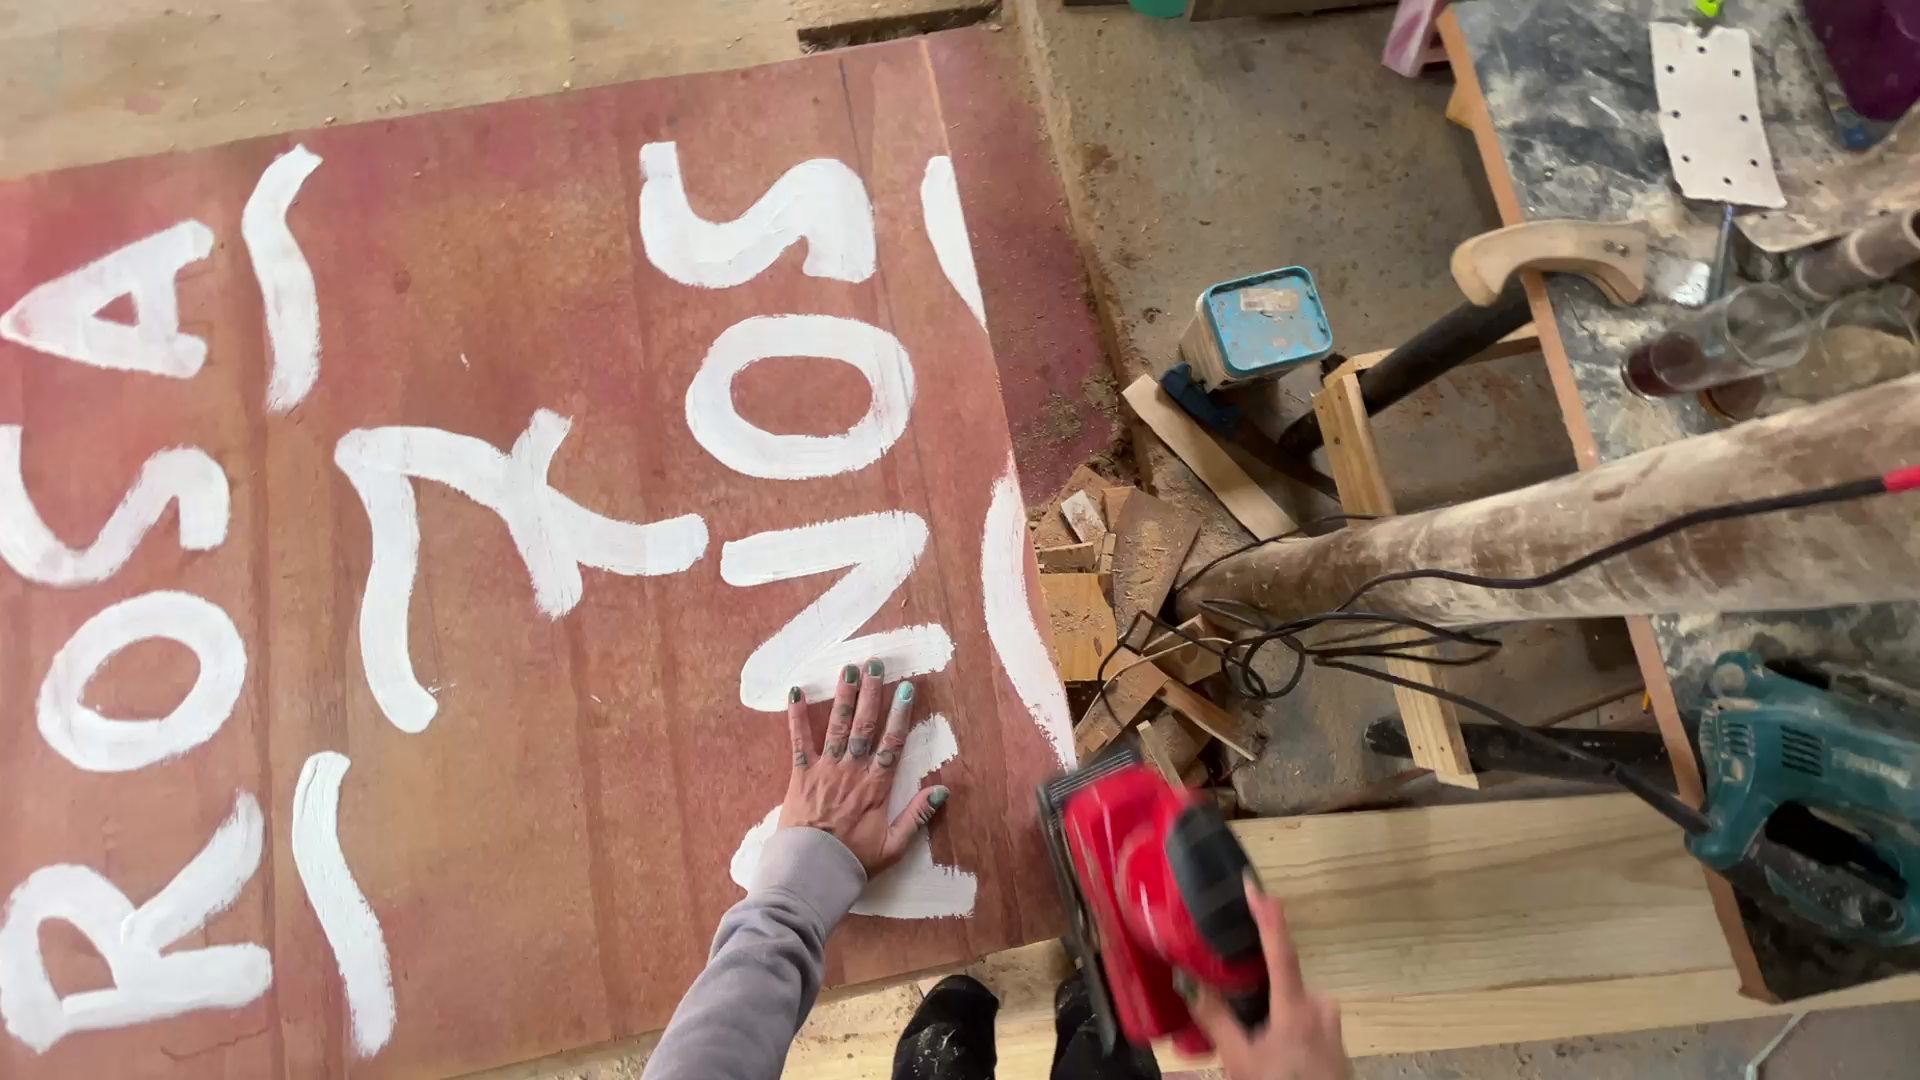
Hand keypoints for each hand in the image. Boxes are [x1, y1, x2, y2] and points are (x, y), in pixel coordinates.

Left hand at [778, 659, 948, 875]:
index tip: (906, 687)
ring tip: (848, 668)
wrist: (810, 875)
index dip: (901, 714)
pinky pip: (799, 741)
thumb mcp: (894, 846)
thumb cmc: (853, 862)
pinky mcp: (800, 775)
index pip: (892, 743)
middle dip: (871, 693)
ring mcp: (824, 770)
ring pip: (836, 726)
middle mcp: (851, 771)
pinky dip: (797, 716)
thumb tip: (942, 790)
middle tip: (874, 663)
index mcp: (875, 786)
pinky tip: (796, 692)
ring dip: (843, 696)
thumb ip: (917, 816)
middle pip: (864, 725)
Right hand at [1191, 876, 1350, 1079]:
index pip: (1280, 949)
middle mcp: (1321, 1007)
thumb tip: (1185, 978)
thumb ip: (1216, 1018)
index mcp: (1296, 1007)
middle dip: (1257, 981)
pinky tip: (1271, 1047)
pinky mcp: (1336, 1041)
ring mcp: (1332, 1025)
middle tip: (1233, 999)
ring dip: (1270, 1005)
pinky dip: (1284, 1020)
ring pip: (1291, 997)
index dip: (1267, 913)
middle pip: (1282, 976)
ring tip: (1248, 1033)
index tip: (1252, 883)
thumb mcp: (1240, 1062)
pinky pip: (1303, 1015)